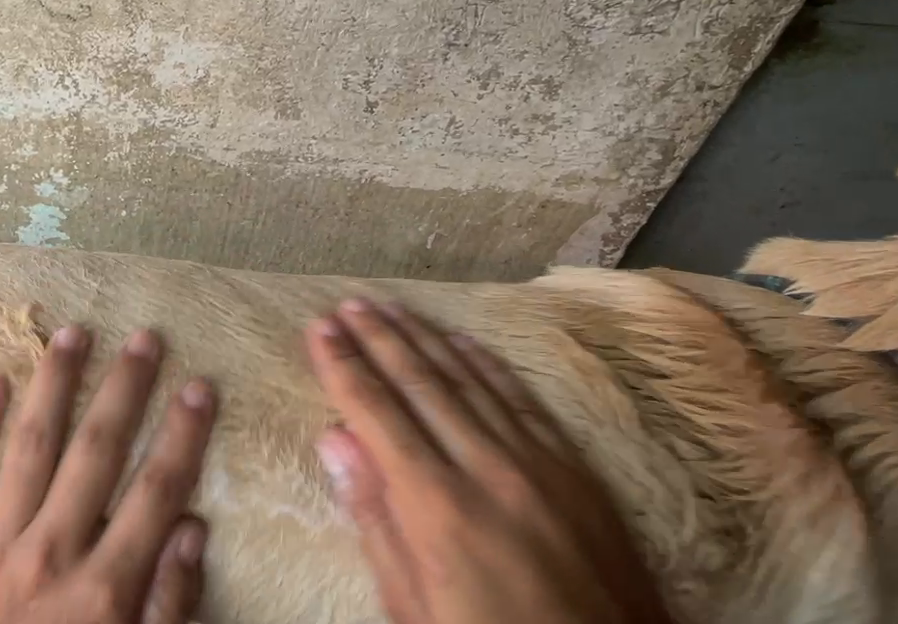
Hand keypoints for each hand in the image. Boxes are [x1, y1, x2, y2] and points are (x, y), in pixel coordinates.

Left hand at [0, 325, 216, 623]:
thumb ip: (170, 603)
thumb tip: (193, 525)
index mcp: (104, 588)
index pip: (156, 491)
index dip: (182, 435)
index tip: (200, 385)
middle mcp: (51, 552)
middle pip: (96, 452)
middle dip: (125, 390)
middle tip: (145, 338)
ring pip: (30, 444)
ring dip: (54, 384)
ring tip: (73, 334)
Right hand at [305, 299, 673, 623]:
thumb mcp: (413, 607)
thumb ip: (375, 518)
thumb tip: (335, 438)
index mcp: (437, 507)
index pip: (375, 412)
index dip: (342, 365)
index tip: (318, 330)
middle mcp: (487, 473)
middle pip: (419, 385)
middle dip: (376, 339)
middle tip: (347, 304)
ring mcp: (539, 468)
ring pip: (468, 382)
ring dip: (422, 339)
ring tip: (388, 307)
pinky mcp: (578, 475)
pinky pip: (524, 402)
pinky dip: (487, 366)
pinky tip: (461, 340)